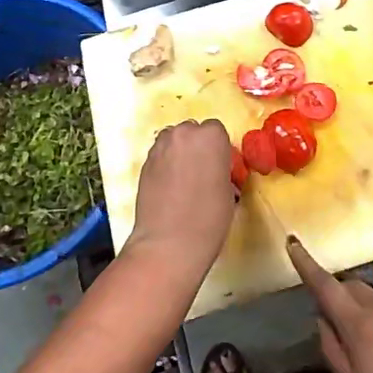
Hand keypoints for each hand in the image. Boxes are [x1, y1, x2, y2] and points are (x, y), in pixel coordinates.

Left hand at [126, 120, 236, 272]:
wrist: (168, 242)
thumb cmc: (207, 219)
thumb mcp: (228, 191)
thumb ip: (220, 168)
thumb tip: (214, 170)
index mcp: (210, 136)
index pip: (216, 130)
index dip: (219, 149)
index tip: (220, 166)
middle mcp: (183, 133)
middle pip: (192, 131)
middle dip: (198, 147)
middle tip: (203, 173)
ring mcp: (160, 146)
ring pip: (173, 140)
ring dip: (179, 152)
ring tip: (184, 180)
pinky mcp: (145, 162)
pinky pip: (160, 154)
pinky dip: (165, 164)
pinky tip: (170, 187)